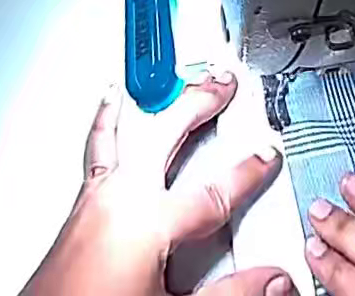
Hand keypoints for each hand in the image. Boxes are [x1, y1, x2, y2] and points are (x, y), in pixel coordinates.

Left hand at [22, 68, 294, 295]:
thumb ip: (229, 293)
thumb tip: (271, 279)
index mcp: (149, 223)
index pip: (212, 192)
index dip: (246, 172)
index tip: (266, 154)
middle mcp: (121, 197)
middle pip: (169, 134)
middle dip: (200, 104)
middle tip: (225, 85)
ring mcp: (99, 194)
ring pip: (136, 130)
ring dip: (163, 103)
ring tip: (178, 79)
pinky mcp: (83, 201)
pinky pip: (100, 144)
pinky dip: (108, 119)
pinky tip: (111, 100)